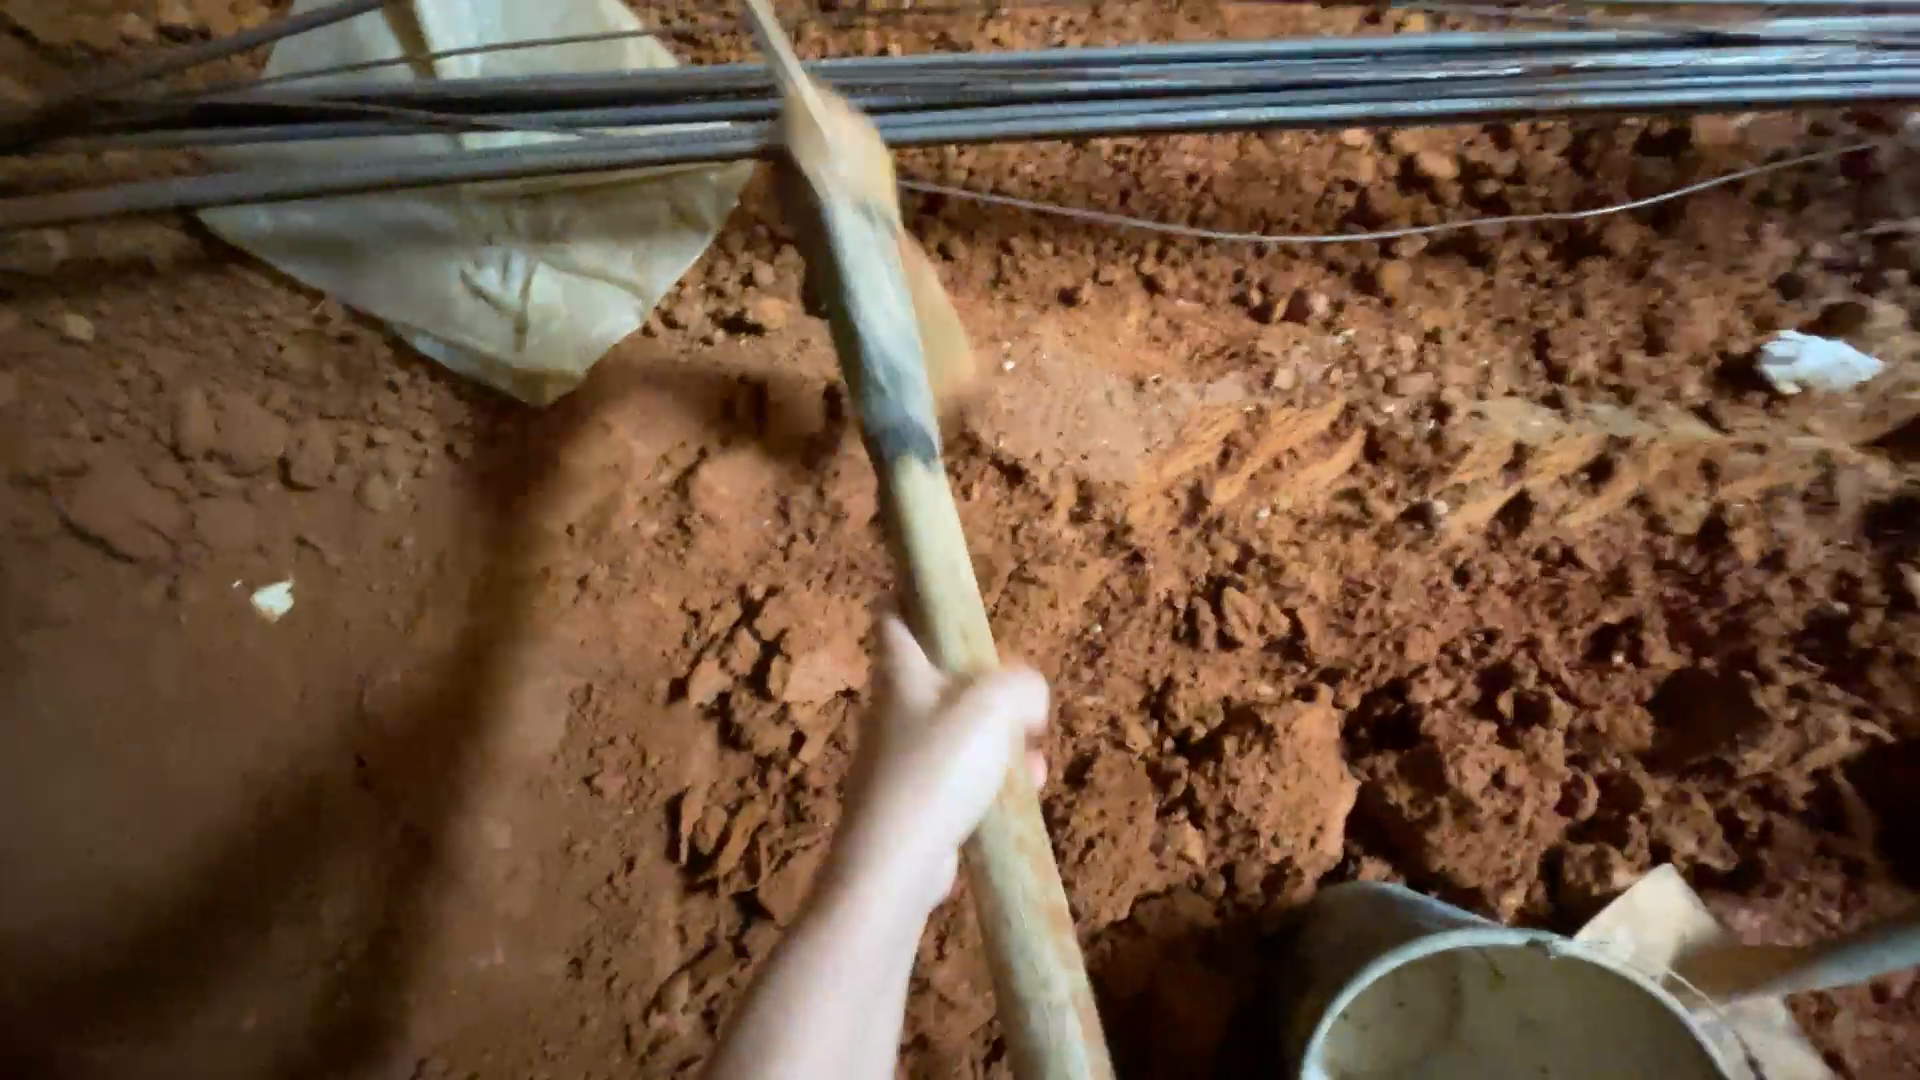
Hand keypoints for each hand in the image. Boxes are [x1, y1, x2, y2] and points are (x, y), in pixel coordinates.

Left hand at [830, 616, 1049, 913]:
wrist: (896, 864)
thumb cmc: (939, 766)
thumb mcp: (994, 706)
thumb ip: (1021, 685)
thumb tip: (1028, 695)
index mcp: (901, 673)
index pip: (892, 616)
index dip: (909, 596)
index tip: (936, 591)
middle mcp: (894, 710)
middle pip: (938, 678)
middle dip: (985, 686)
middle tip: (1020, 696)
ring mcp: (901, 759)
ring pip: (957, 731)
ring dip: (999, 740)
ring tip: (1034, 756)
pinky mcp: (914, 803)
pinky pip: (960, 777)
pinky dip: (992, 780)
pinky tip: (1024, 794)